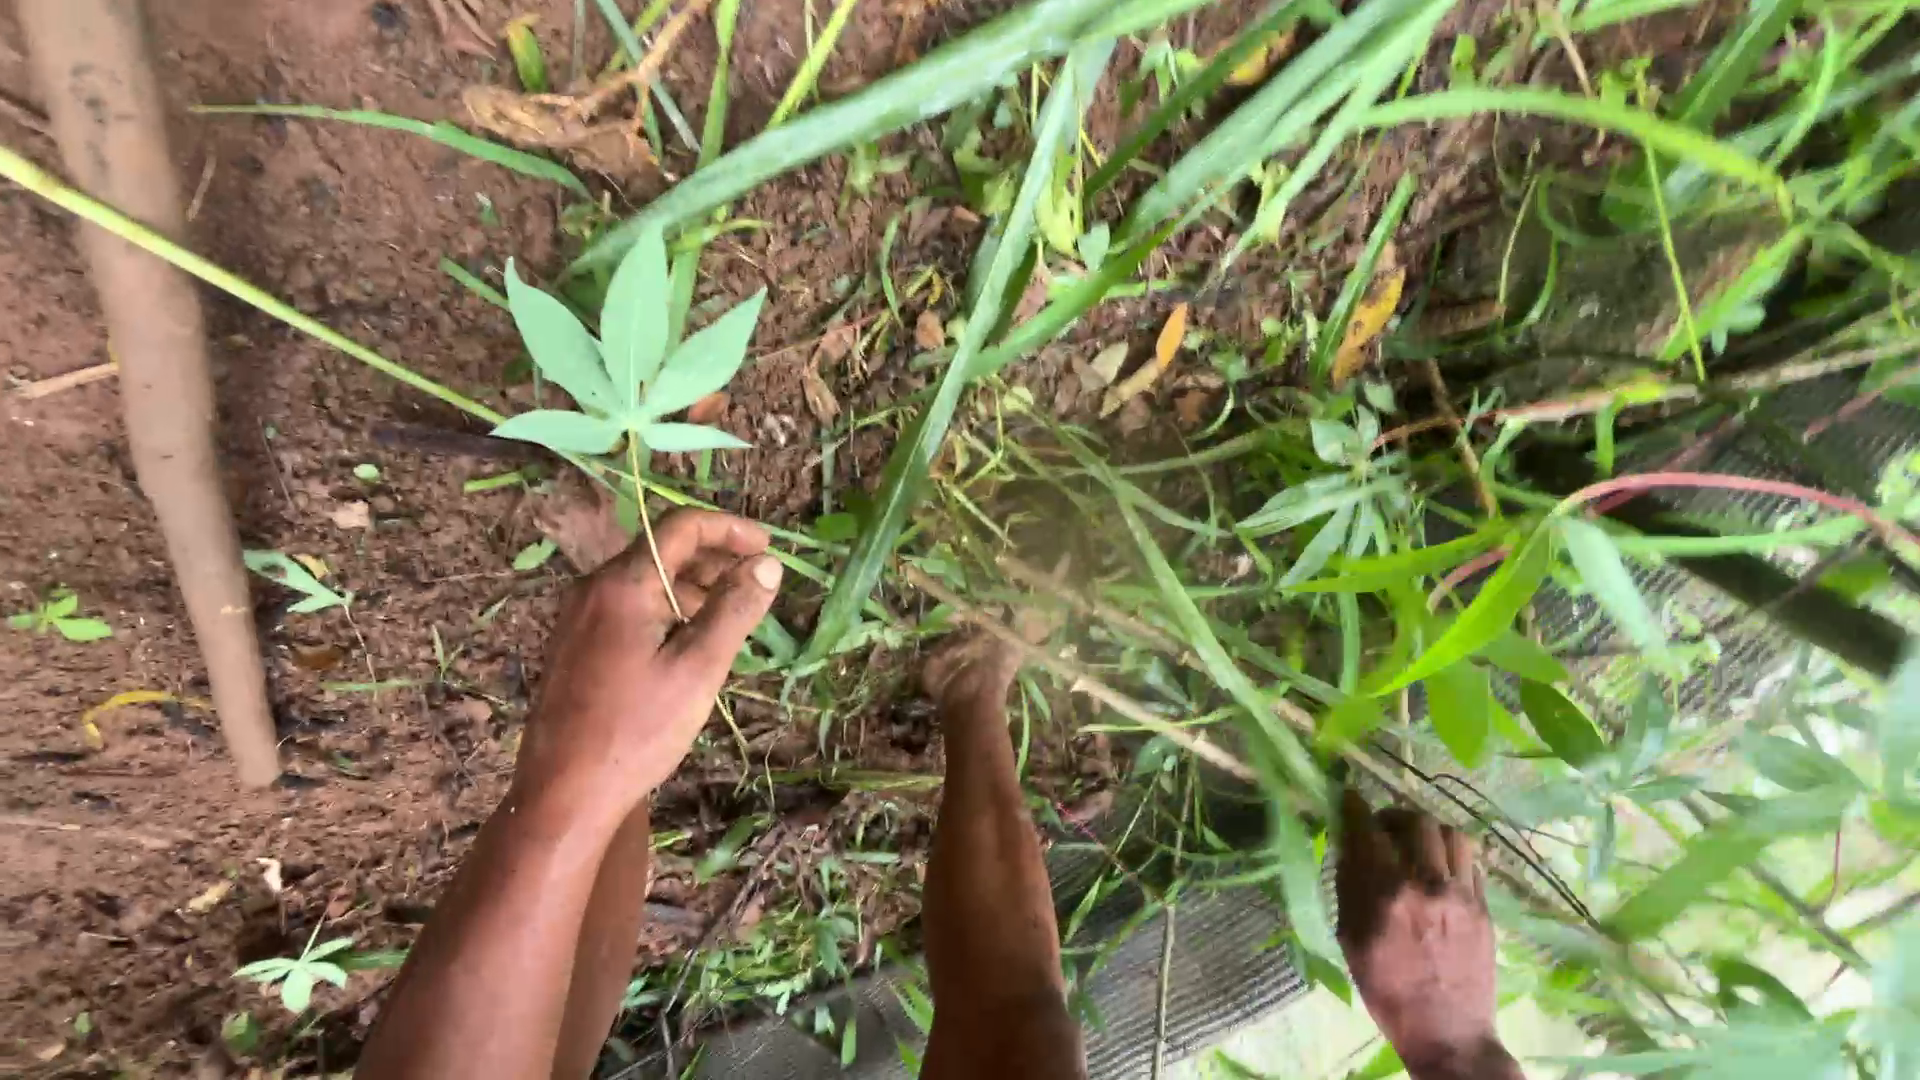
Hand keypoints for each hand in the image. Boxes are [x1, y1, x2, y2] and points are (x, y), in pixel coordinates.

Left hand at [510, 509, 781, 820]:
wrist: (564, 794)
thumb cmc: (638, 729)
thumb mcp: (699, 667)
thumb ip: (735, 608)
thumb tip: (768, 564)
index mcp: (623, 583)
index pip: (681, 527)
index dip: (730, 528)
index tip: (768, 548)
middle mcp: (594, 588)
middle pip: (663, 549)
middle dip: (717, 557)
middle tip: (758, 582)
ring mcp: (580, 616)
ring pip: (647, 578)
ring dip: (696, 584)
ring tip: (734, 614)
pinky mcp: (577, 644)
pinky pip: (631, 605)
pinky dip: (670, 607)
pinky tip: (693, 640)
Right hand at [1336, 792, 1519, 1079]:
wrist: (1447, 1033)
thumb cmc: (1385, 985)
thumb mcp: (1350, 933)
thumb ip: (1349, 882)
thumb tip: (1347, 842)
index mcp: (1385, 892)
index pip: (1367, 828)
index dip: (1355, 805)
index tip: (1349, 797)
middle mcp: (1426, 885)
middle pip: (1416, 821)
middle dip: (1395, 815)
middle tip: (1384, 827)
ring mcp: (1462, 897)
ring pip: (1452, 834)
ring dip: (1428, 831)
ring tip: (1416, 844)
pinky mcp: (1485, 910)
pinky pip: (1471, 862)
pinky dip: (1451, 855)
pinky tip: (1439, 869)